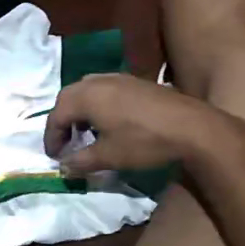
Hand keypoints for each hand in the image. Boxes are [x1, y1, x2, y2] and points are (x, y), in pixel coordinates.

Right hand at [44, 74, 237, 174]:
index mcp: (85, 97)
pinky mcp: (135, 81)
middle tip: (65, 142)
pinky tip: (109, 122)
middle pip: (68, 97)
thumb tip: (63, 168)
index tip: (54, 156)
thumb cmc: (144, 142)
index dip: (52, 138)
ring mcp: (118, 78)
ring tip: (85, 132)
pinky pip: (104, 89)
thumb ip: (80, 161)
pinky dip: (97, 104)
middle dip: (63, 120)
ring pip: (87, 90)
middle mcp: (97, 81)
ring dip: (79, 110)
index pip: (57, 115)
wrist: (192, 127)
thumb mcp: (108, 157)